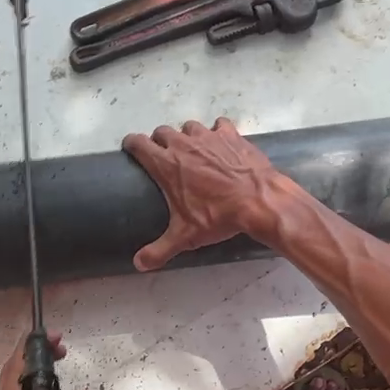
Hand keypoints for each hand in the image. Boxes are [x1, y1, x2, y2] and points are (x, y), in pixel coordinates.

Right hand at [121, 118, 296, 270]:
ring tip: (193, 151)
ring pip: (189, 127)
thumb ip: (159, 250)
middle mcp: (183, 144)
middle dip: (159, 141)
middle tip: (164, 157)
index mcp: (166, 164)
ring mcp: (208, 136)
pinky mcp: (231, 134)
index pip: (138, 143)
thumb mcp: (185, 237)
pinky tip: (221, 144)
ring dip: (187, 136)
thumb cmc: (217, 216)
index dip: (131, 144)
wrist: (258, 201)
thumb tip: (138, 264)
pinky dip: (217, 132)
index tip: (131, 149)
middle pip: (162, 132)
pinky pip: (219, 125)